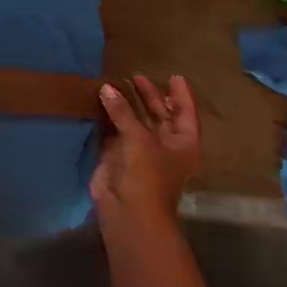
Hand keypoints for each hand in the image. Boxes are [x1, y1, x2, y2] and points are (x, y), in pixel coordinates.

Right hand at [92, 75, 201, 231]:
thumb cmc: (147, 174)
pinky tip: (100, 104)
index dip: (181, 96)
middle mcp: (165, 146)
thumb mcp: (139, 140)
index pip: (185, 114)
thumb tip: (107, 87)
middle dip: (150, 98)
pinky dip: (108, 118)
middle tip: (136, 78)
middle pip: (160, 116)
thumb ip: (123, 112)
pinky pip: (114, 131)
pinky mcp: (118, 156)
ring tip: (115, 86)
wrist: (128, 209)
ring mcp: (140, 151)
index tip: (174, 76)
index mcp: (183, 144)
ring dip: (127, 106)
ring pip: (135, 123)